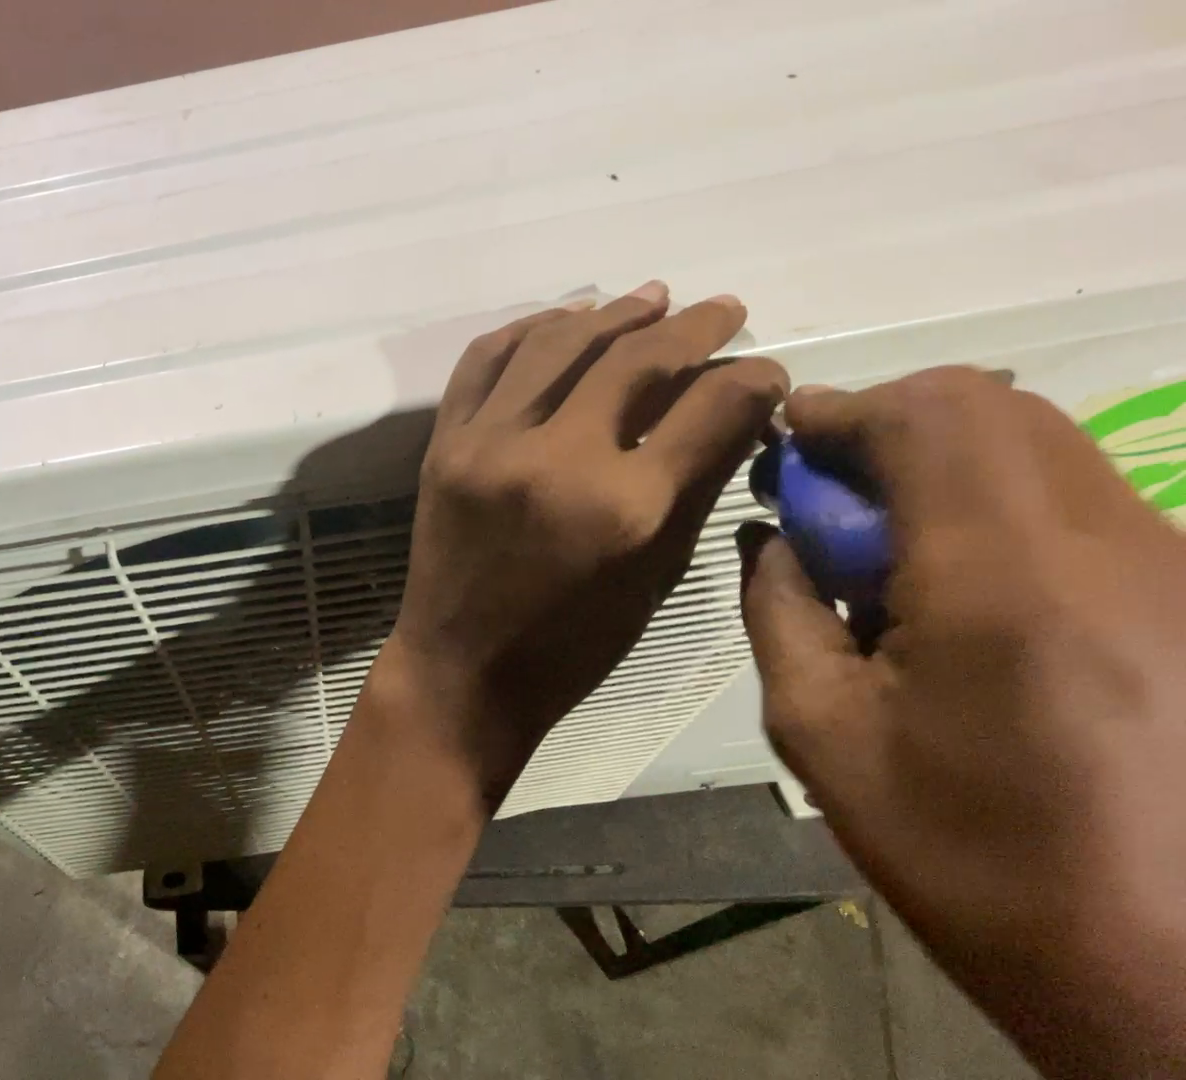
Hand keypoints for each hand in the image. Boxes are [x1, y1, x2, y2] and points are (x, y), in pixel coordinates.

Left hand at [385, 281, 786, 801]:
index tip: (765, 367)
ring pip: (556, 343)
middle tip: (723, 309)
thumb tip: (740, 407)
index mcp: (626, 508)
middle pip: (635, 359)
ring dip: (610, 313)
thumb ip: (698, 485)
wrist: (461, 669)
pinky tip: (561, 320)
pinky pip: (482, 361)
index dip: (753, 376)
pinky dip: (525, 330)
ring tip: (648, 299)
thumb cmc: (570, 644)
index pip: (710, 405)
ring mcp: (487, 445)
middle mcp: (555, 460)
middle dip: (692, 327)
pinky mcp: (443, 445)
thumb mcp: (656, 579)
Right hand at [739, 368, 1185, 1078]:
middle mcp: (1115, 548)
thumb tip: (772, 534)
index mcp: (1007, 580)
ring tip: (881, 549)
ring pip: (1042, 446)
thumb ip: (781, 607)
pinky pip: (1078, 501)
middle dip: (886, 428)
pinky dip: (992, 505)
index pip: (931, 415)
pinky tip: (955, 589)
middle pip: (995, 410)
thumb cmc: (965, 854)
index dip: (843, 409)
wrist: (1172, 974)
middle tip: (824, 500)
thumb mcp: (820, 729)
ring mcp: (1177, 570)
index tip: (782, 445)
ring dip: (940, 465)